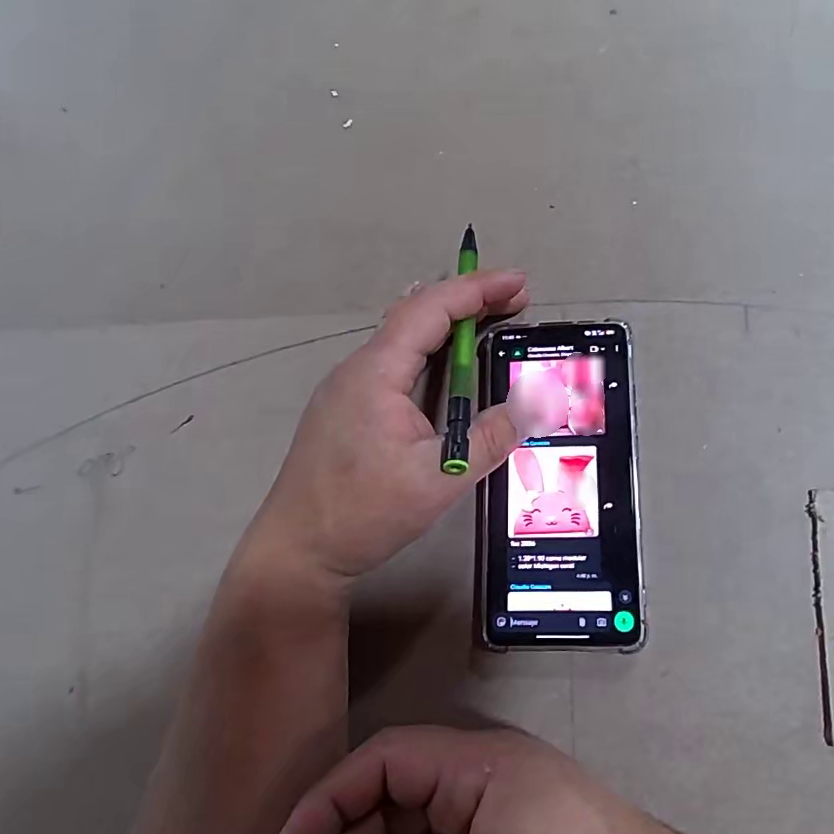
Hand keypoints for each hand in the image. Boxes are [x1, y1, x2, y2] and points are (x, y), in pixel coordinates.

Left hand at [239, 270, 531, 584]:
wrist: (297, 550)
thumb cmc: (363, 513)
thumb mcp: (439, 478)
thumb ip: (490, 437)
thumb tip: (536, 403)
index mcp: (375, 373)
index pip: (430, 310)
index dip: (477, 290)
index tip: (519, 283)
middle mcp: (357, 370)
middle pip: (414, 316)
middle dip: (467, 302)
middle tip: (514, 301)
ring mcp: (346, 390)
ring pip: (401, 340)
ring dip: (447, 328)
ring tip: (489, 324)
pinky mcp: (346, 411)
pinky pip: (392, 365)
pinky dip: (427, 353)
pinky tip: (443, 365)